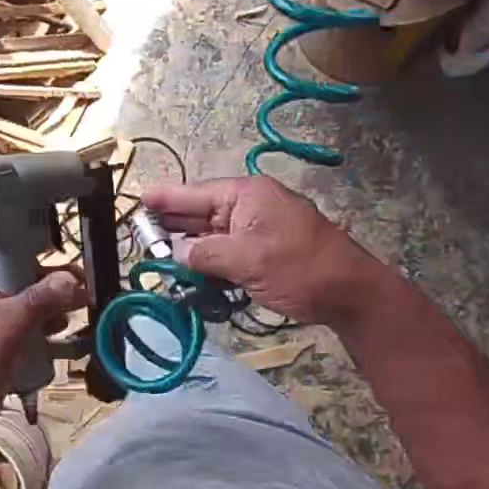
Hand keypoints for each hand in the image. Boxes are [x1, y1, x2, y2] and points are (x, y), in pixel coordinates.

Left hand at [0, 252, 85, 427]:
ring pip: (16, 307)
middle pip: (13, 280)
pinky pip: (13, 330)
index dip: (35, 256)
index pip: (2, 253)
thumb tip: (75, 280)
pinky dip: (32, 332)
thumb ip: (44, 297)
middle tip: (78, 296)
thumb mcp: (12, 323)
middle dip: (46, 289)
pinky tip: (53, 341)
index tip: (67, 269)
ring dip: (43, 312)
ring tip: (68, 320)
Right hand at [141, 176, 390, 326]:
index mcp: (245, 195)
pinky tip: (187, 275)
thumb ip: (203, 254)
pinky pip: (223, 253)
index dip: (164, 199)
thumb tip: (173, 253)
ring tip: (156, 260)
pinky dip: (206, 263)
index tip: (137, 203)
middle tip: (139, 240)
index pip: (194, 193)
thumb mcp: (246, 260)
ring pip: (208, 236)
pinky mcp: (260, 253)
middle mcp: (247, 207)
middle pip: (198, 214)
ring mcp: (255, 230)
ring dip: (186, 250)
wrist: (351, 295)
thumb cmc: (300, 269)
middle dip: (170, 227)